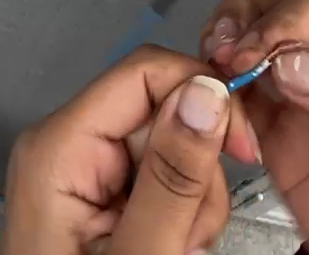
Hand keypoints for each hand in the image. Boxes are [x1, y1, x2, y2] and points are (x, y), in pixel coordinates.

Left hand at [1, 45, 259, 254]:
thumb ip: (172, 177)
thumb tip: (207, 90)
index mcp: (61, 144)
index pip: (143, 72)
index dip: (201, 92)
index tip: (247, 149)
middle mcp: (69, 143)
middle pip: (162, 108)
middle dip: (197, 168)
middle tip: (192, 236)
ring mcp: (86, 169)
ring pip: (172, 144)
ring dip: (194, 200)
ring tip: (178, 250)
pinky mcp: (104, 195)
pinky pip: (164, 177)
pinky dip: (184, 215)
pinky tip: (172, 248)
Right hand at [201, 0, 308, 254]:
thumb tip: (291, 62)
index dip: (281, 23)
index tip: (253, 50)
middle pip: (276, 15)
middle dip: (243, 20)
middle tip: (220, 48)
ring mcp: (304, 107)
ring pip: (250, 54)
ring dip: (224, 53)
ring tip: (211, 76)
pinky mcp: (280, 148)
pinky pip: (239, 110)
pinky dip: (220, 102)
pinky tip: (220, 117)